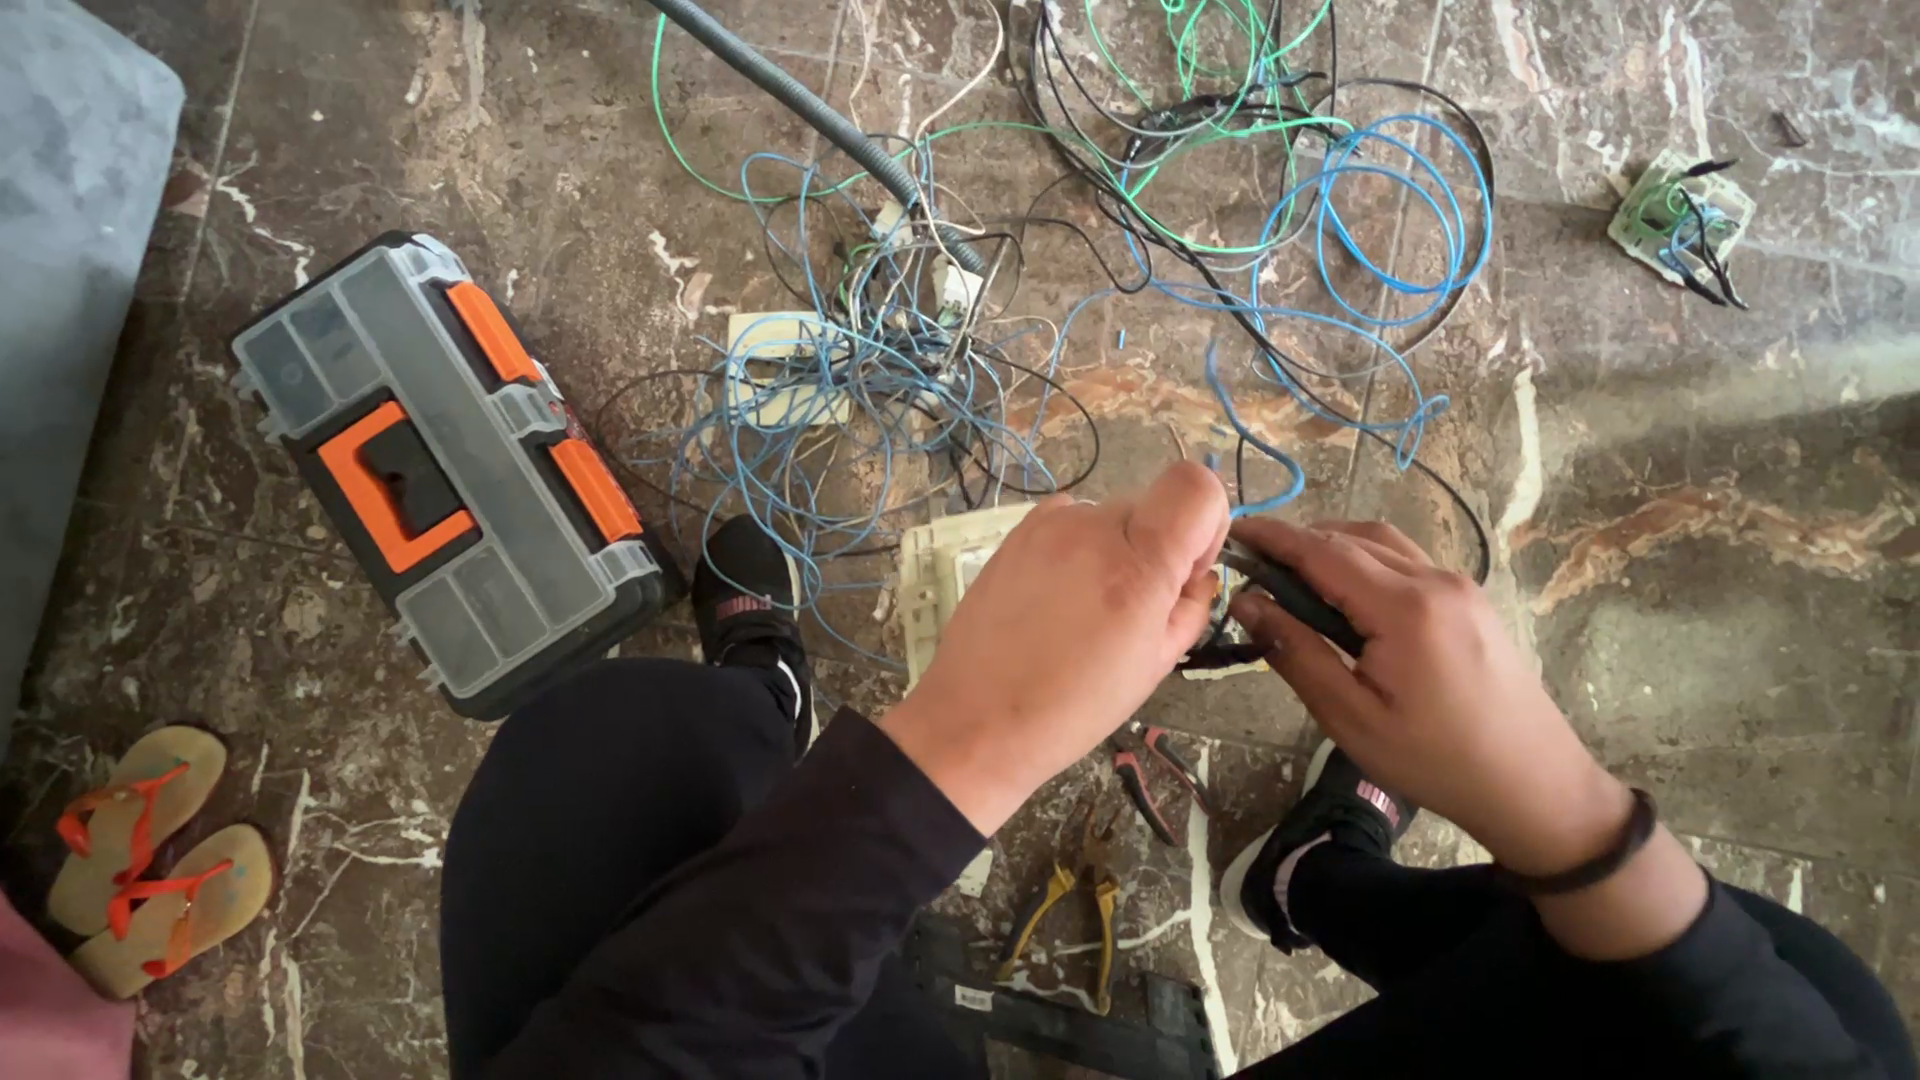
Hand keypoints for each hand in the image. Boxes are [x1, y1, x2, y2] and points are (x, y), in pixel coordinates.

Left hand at [880, 463, 1229, 832]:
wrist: (979, 716)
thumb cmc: (1074, 707)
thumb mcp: (1154, 666)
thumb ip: (1189, 607)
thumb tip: (1197, 574)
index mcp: (1138, 566)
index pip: (1196, 486)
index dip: (1206, 522)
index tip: (1185, 569)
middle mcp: (1092, 529)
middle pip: (1151, 505)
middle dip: (1155, 546)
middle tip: (1131, 606)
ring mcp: (1048, 526)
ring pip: (1108, 516)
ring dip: (1113, 548)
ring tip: (1084, 607)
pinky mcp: (1015, 533)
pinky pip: (1067, 522)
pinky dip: (1075, 546)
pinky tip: (1055, 594)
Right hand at [1227, 519, 1632, 876]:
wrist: (1537, 788)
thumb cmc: (1434, 760)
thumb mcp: (1350, 716)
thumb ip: (1295, 652)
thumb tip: (1246, 603)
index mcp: (1405, 608)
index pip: (1322, 552)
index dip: (1272, 537)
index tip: (1232, 532)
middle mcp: (1435, 581)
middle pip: (1350, 538)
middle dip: (1295, 541)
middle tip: (1251, 565)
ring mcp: (1459, 586)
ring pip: (1380, 542)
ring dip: (1330, 545)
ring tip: (1289, 574)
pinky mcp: (1469, 600)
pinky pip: (1404, 559)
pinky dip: (1362, 558)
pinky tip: (1341, 590)